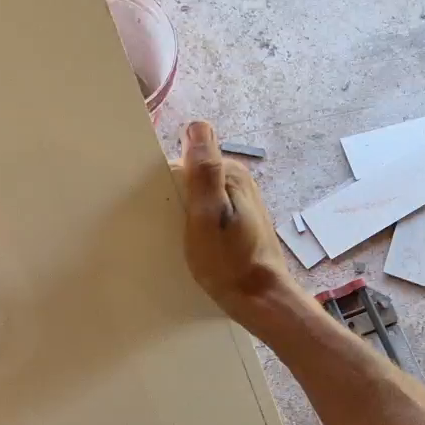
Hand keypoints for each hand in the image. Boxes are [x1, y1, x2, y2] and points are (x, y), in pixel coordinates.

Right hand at [170, 120, 304, 332]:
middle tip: (171, 229)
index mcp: (232, 174)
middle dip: (178, 199)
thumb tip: (197, 125)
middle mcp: (240, 182)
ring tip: (180, 240)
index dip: (169, 184)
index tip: (165, 211)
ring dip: (187, 214)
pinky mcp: (241, 223)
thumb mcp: (207, 215)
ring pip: (201, 198)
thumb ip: (203, 171)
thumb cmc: (228, 262)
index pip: (186, 163)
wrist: (259, 299)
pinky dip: (199, 225)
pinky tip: (196, 245)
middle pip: (194, 179)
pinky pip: (211, 214)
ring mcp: (242, 203)